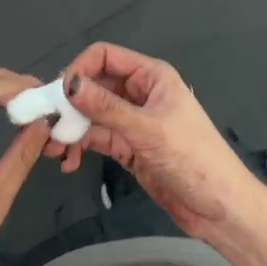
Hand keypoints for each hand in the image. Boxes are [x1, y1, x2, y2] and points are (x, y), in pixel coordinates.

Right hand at [47, 43, 265, 242]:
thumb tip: (68, 85)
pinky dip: (80, 146)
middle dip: (69, 104)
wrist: (220, 208)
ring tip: (54, 150)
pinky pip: (96, 138)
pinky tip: (69, 162)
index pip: (105, 57)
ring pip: (91, 115)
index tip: (58, 95)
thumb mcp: (148, 131)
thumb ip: (107, 108)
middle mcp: (140, 93)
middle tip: (46, 126)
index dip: (79, 69)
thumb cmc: (193, 159)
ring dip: (71, 129)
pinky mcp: (129, 148)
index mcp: (151, 76)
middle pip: (94, 86)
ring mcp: (133, 121)